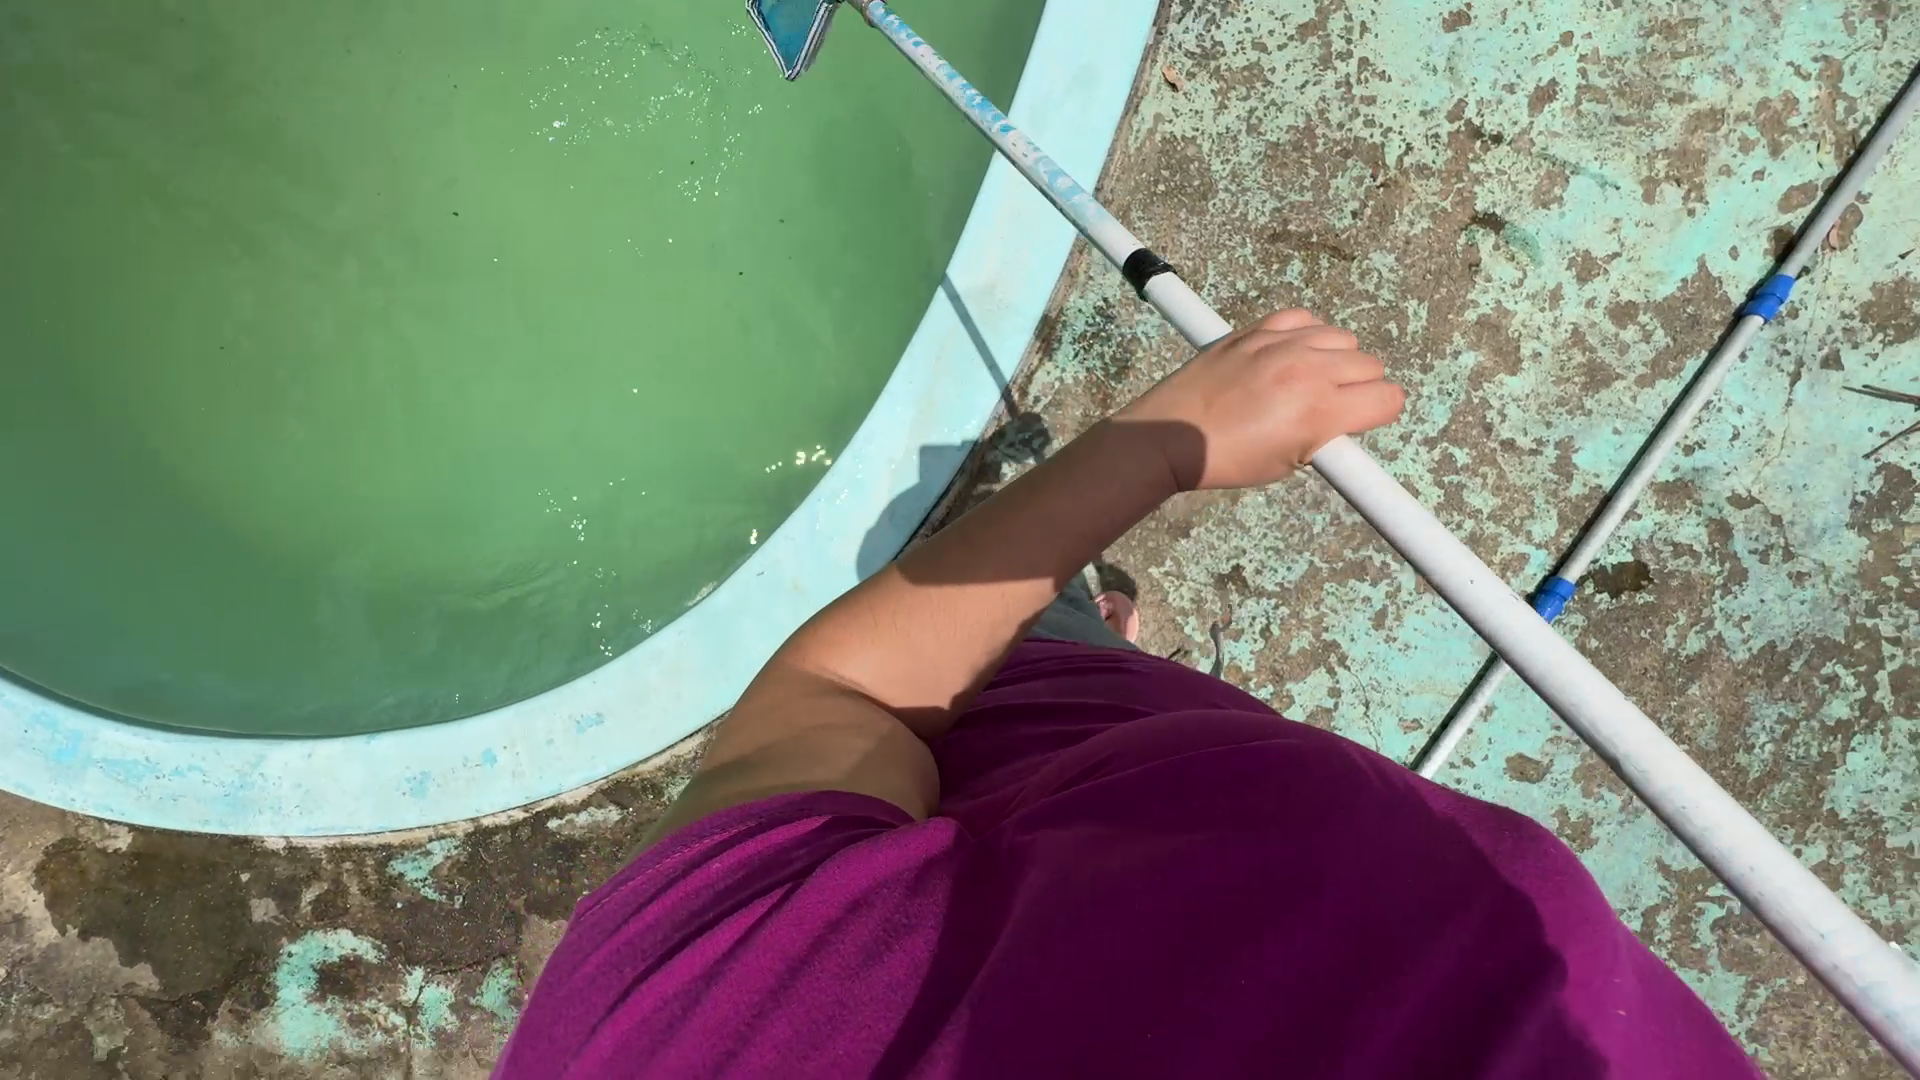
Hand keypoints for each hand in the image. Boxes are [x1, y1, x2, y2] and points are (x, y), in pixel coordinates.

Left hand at [1113, 308, 1404, 491]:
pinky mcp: (1254, 330)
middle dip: (1356, 387)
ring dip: (1333, 358)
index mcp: (1320, 410)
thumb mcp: (1285, 463)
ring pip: (1341, 337)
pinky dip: (1305, 333)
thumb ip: (1324, 435)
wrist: (1169, 436)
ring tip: (1305, 381)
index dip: (1376, 414)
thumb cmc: (1224, 459)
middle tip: (1326, 407)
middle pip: (1369, 364)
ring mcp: (1279, 344)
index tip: (1357, 422)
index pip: (1387, 398)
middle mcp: (1308, 369)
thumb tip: (1341, 419)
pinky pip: (1302, 317)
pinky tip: (1289, 353)